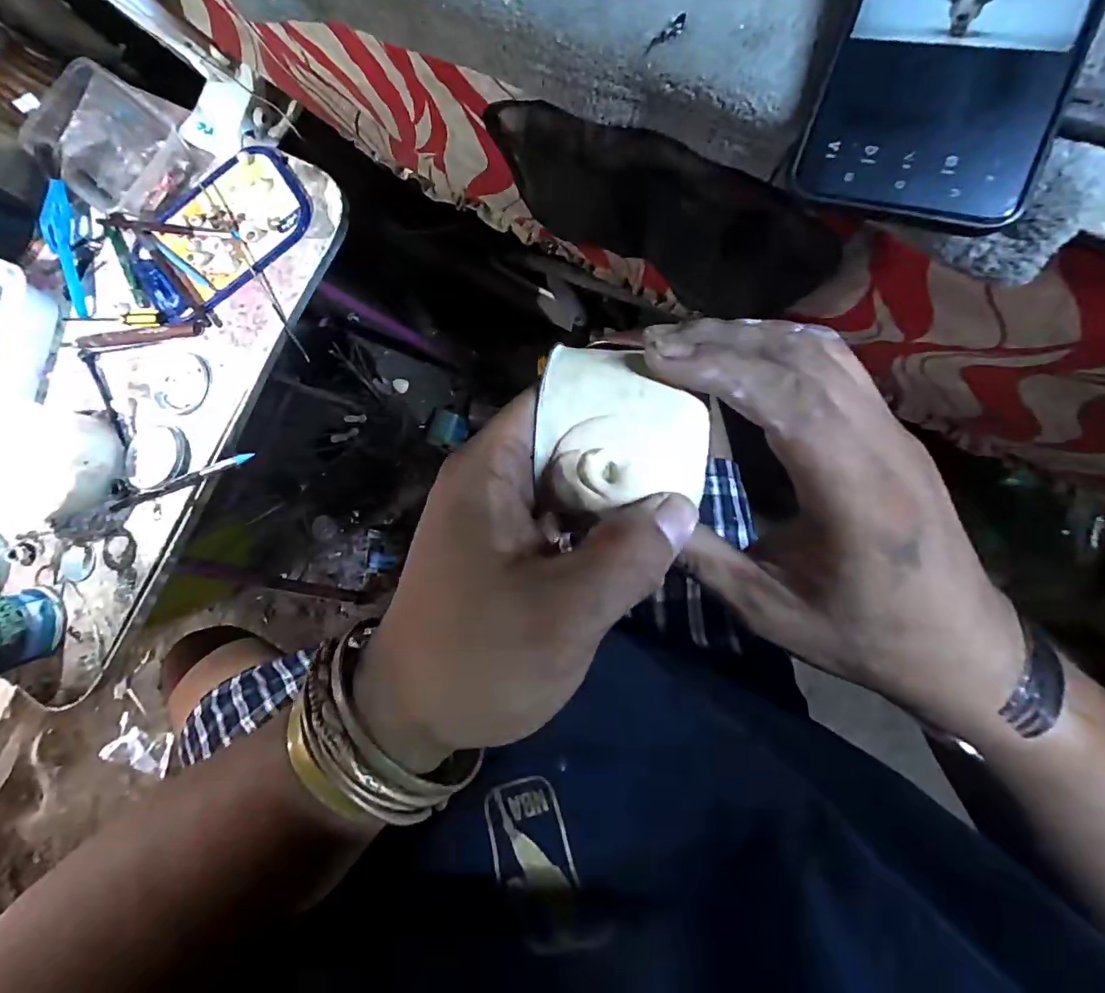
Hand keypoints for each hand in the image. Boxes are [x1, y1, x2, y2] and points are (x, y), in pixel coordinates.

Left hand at [352, 390, 699, 770]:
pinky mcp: (498, 549)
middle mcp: (485, 479)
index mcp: (488, 470)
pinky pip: (552, 518)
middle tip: (694, 450)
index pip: (552, 398)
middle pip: (562, 437)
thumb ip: (628, 554)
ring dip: (611, 489)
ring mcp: (489, 515)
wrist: (409, 712)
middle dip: (623, 444)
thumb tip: (679, 506)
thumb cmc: (479, 658)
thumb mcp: (566, 611)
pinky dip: (591, 523)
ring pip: (561, 480)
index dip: (610, 393)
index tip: (671, 396)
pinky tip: (637, 536)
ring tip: (681, 487)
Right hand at [641, 319, 1027, 745]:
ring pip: (822, 351)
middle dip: (720, 340)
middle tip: (653, 341)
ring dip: (748, 335)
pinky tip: (738, 351)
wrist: (963, 647)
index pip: (788, 400)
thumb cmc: (866, 636)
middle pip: (803, 359)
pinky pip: (833, 364)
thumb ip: (703, 557)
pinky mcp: (889, 430)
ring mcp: (893, 431)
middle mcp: (883, 445)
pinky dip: (777, 344)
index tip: (656, 357)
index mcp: (857, 492)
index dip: (718, 368)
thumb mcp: (769, 610)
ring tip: (685, 339)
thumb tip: (642, 512)